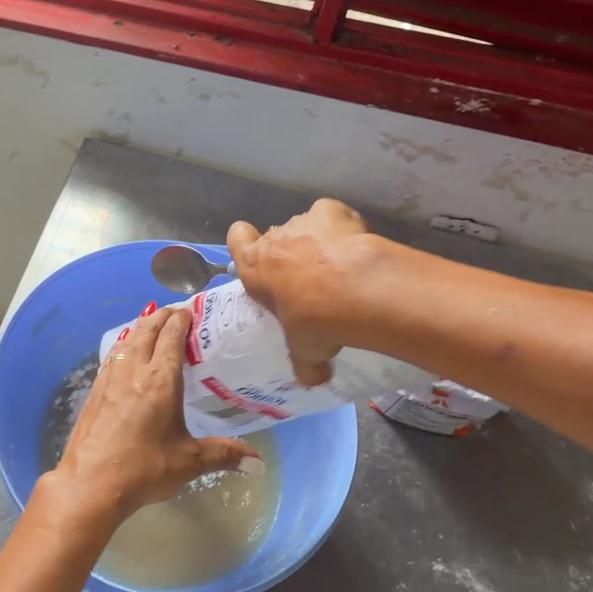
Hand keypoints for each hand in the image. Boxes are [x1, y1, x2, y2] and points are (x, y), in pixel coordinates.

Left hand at [48, 307, 259, 522]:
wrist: (89, 483)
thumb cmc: (144, 468)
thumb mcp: (188, 462)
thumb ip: (223, 455)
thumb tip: (259, 464)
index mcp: (160, 379)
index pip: (171, 336)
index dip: (182, 319)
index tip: (192, 310)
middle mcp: (134, 370)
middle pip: (147, 329)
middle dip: (162, 315)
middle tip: (177, 311)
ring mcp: (110, 378)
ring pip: (128, 339)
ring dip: (142, 326)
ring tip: (154, 324)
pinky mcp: (95, 389)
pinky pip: (114, 355)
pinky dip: (126, 344)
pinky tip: (127, 353)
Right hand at [228, 197, 383, 385]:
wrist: (356, 290)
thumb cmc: (316, 321)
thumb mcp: (306, 350)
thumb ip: (304, 362)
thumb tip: (313, 380)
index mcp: (255, 268)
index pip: (236, 238)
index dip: (245, 243)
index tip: (262, 261)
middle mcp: (275, 239)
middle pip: (276, 237)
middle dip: (290, 254)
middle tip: (311, 282)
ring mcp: (303, 222)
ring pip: (306, 227)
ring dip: (318, 243)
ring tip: (342, 269)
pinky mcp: (333, 211)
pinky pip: (333, 216)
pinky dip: (342, 228)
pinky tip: (355, 247)